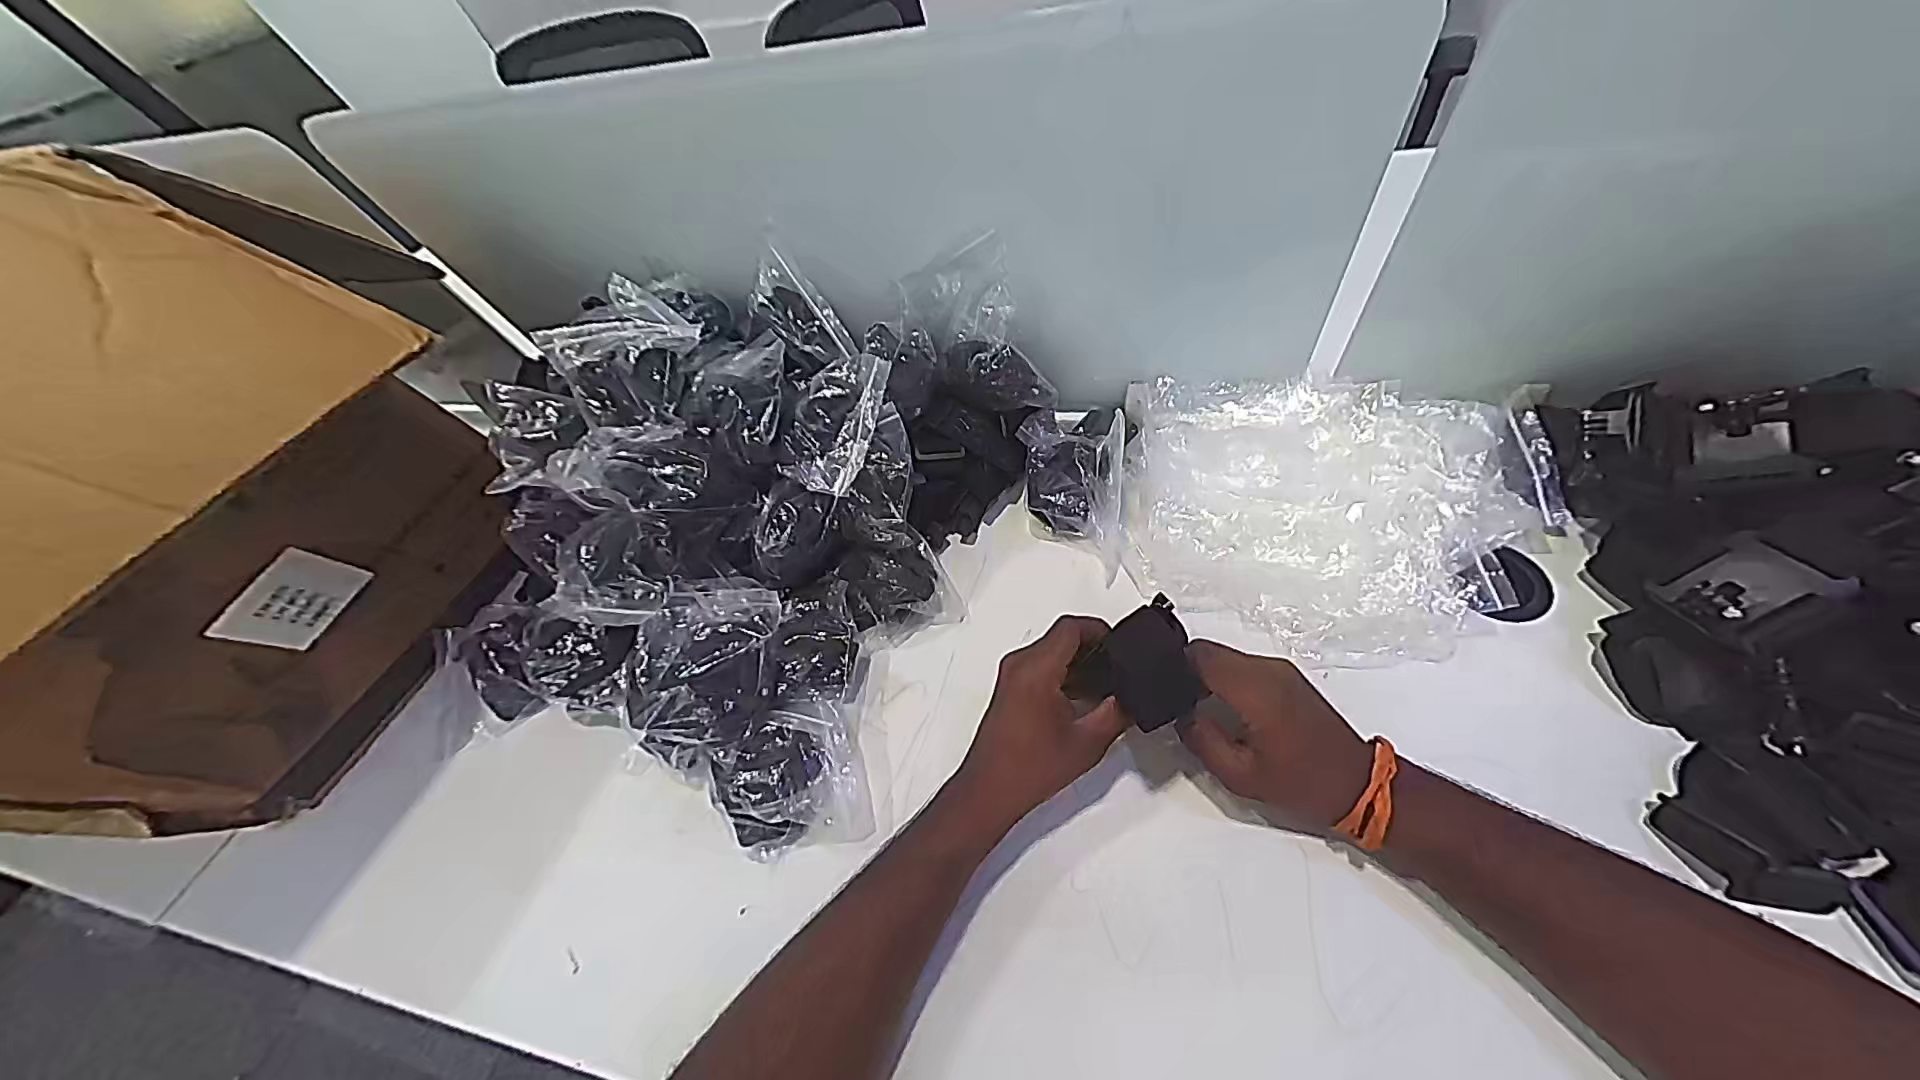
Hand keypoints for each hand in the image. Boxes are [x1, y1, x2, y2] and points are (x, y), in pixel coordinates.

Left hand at [947, 616, 1130, 828]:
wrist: (992, 789)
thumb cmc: (1027, 768)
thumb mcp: (1089, 740)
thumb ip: (1117, 712)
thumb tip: (1131, 698)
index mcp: (1036, 669)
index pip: (1071, 627)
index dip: (1100, 630)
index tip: (1118, 643)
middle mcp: (1019, 665)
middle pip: (1061, 637)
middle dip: (1093, 649)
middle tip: (1116, 666)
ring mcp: (1011, 675)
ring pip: (1050, 651)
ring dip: (1077, 663)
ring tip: (1104, 686)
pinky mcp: (1009, 688)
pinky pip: (1039, 666)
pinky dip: (1062, 674)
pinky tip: (1082, 700)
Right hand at [1180, 640, 1372, 830]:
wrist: (1358, 785)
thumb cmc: (1304, 783)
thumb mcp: (1239, 775)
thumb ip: (1201, 740)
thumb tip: (1183, 717)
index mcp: (1254, 689)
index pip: (1199, 656)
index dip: (1173, 667)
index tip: (1164, 687)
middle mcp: (1268, 670)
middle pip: (1209, 651)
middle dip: (1187, 671)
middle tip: (1178, 700)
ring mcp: (1280, 670)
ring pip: (1225, 656)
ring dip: (1207, 674)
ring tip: (1199, 706)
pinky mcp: (1286, 676)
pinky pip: (1243, 665)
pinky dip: (1226, 677)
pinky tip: (1224, 706)